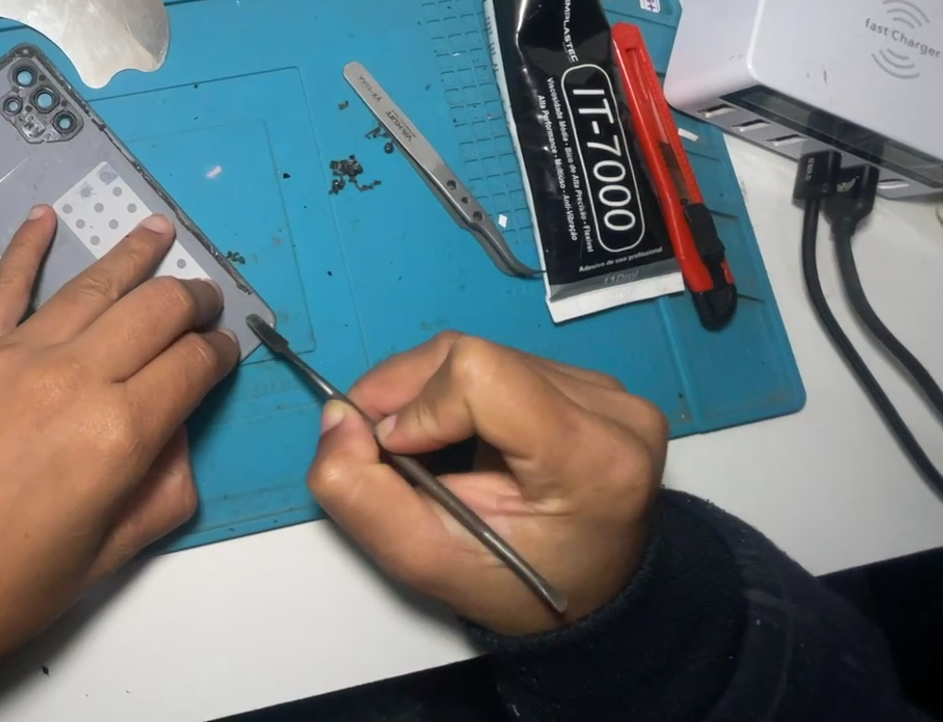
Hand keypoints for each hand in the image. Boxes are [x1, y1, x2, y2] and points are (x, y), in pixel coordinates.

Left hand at [0, 208, 239, 719]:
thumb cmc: (2, 589)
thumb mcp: (106, 560)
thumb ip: (163, 489)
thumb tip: (175, 429)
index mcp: (118, 434)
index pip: (193, 366)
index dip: (221, 353)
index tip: (225, 350)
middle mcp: (74, 376)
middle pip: (154, 309)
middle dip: (193, 298)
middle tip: (206, 299)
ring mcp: (15, 352)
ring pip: (92, 285)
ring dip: (135, 254)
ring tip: (160, 230)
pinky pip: (4, 284)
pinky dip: (27, 246)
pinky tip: (46, 217)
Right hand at [307, 333, 667, 635]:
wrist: (584, 592)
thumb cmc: (512, 583)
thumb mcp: (421, 558)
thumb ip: (358, 492)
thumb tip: (337, 416)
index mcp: (586, 457)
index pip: (478, 374)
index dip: (417, 405)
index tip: (398, 453)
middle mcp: (605, 408)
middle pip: (463, 354)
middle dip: (403, 394)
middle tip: (393, 447)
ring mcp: (599, 388)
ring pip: (469, 350)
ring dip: (422, 390)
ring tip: (426, 442)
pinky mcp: (584, 379)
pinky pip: (490, 357)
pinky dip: (449, 387)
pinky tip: (458, 429)